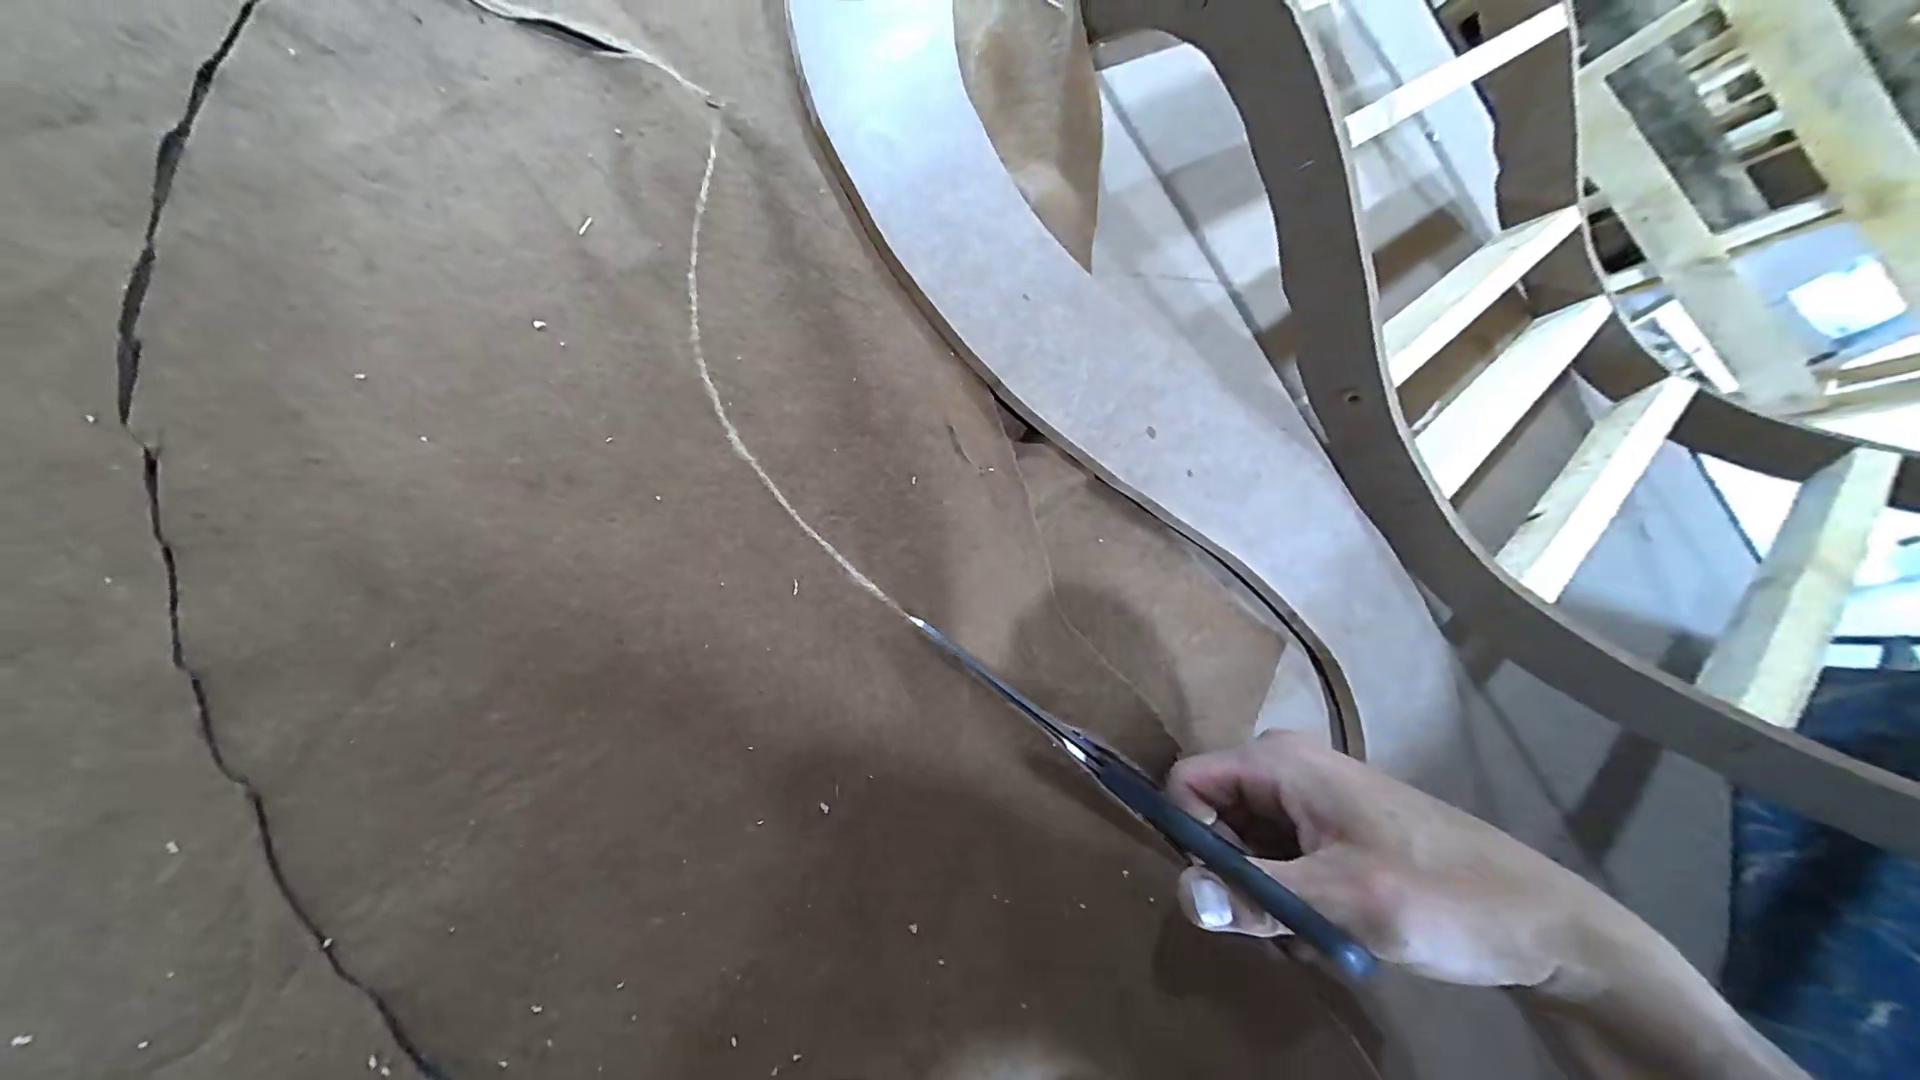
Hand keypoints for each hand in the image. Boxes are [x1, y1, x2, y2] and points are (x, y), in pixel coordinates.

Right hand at [1165, 730, 1641, 991]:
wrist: (1547, 923)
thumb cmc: (1444, 898)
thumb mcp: (1344, 904)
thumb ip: (1257, 896)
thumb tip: (1182, 896)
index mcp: (1279, 759)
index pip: (1187, 782)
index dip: (1191, 838)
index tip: (1231, 892)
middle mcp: (1284, 761)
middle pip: (1212, 809)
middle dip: (1232, 868)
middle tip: (1277, 917)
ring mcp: (1307, 788)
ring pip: (1241, 832)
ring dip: (1261, 884)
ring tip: (1310, 923)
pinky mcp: (1326, 816)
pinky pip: (1273, 844)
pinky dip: (1284, 884)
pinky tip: (1326, 917)